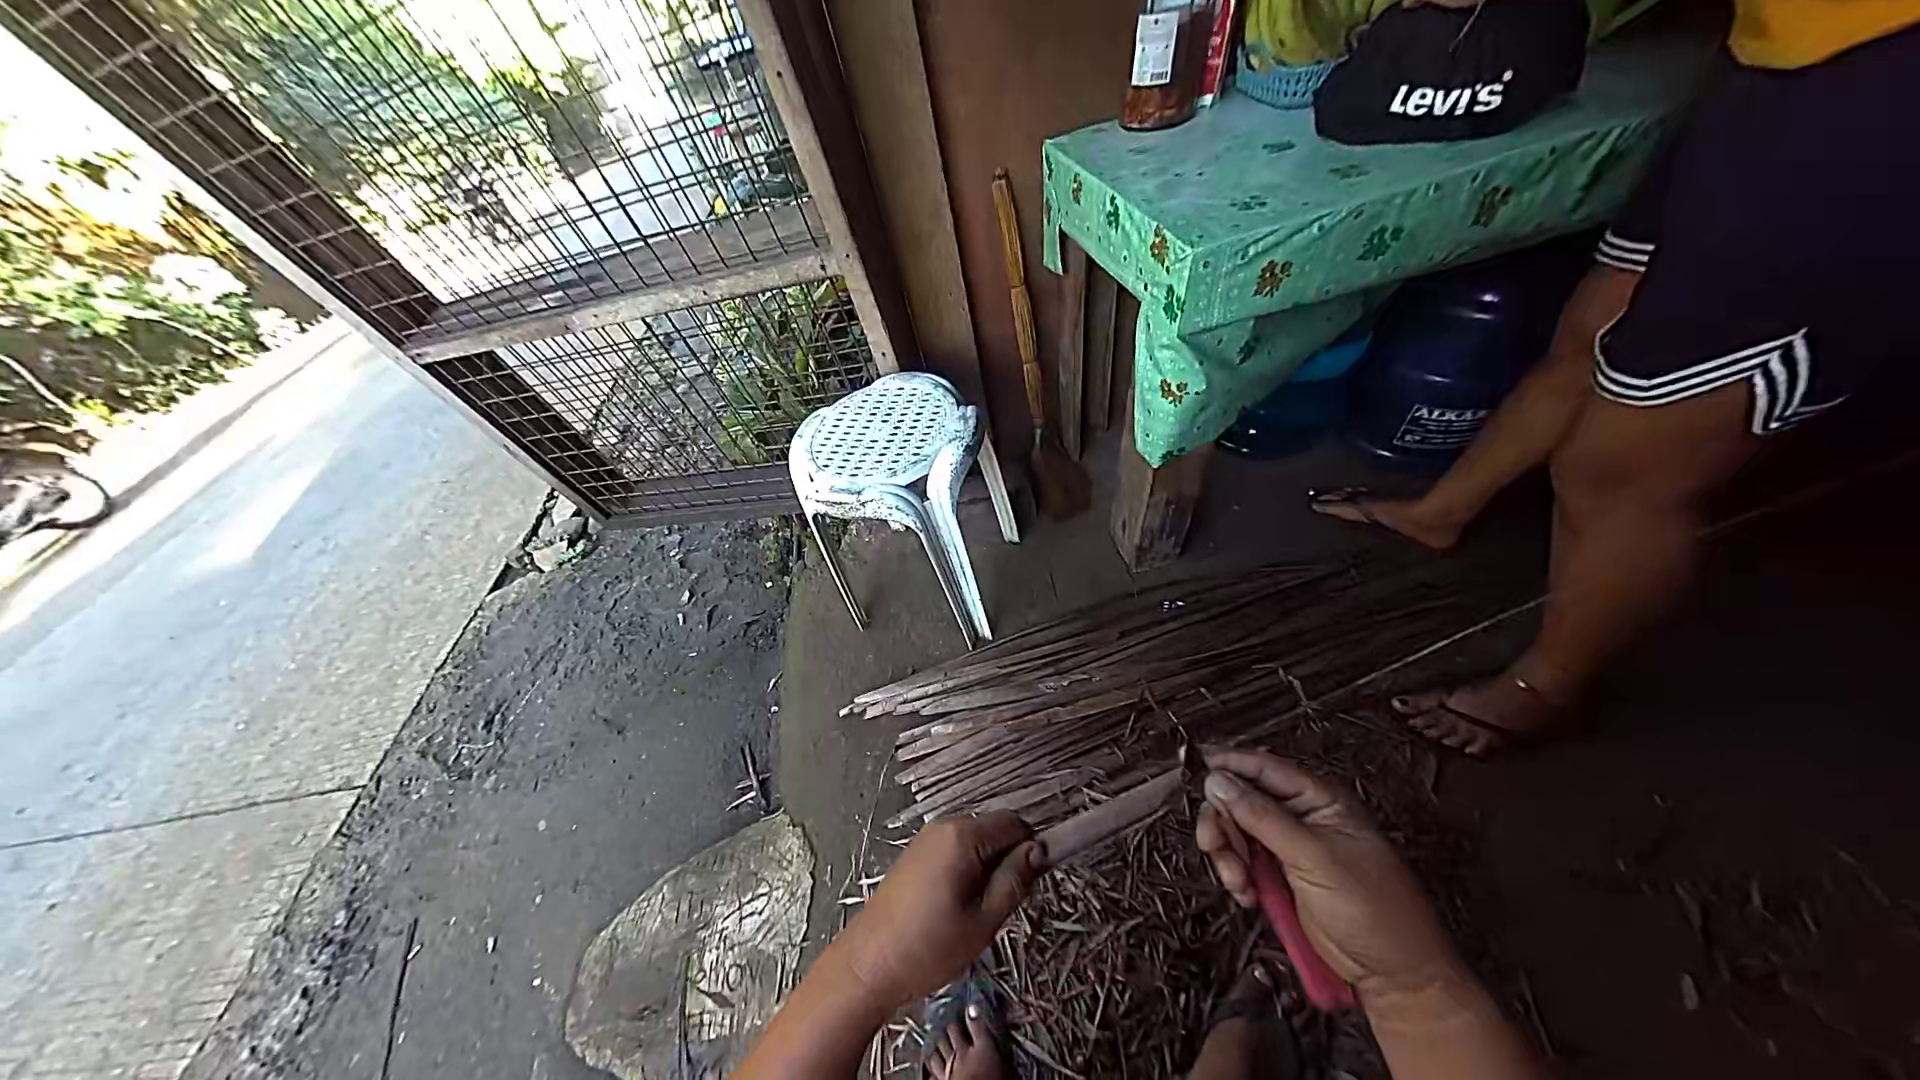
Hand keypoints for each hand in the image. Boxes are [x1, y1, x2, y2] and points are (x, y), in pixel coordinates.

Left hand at [829, 812, 1047, 1010]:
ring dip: (987, 868)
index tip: (1032, 883)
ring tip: (975, 912)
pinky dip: (966, 871)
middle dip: (1007, 861)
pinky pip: (956, 850)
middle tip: (1000, 906)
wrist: (868, 965)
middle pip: (995, 830)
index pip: (1015, 823)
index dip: (1030, 850)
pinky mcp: (917, 853)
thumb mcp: (984, 921)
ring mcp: (927, 838)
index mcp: (962, 836)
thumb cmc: (927, 948)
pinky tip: (954, 907)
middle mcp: (944, 826)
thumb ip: (1015, 881)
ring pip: (977, 842)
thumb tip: (1039, 850)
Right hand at [1195, 750, 1462, 1001]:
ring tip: (1238, 879)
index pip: (1263, 767)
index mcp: (1319, 799)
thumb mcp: (1316, 858)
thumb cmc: (1379, 913)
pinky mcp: (1277, 874)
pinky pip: (1239, 861)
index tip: (1198, 766)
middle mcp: (1300, 817)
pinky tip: (1248, 892)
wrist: (1394, 977)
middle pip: (1240, 799)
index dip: (1228, 764)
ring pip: (1234, 831)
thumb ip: (1263, 817)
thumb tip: (1221, 781)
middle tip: (1214, 842)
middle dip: (1222, 821)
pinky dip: (1235, 875)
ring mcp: (1287, 846)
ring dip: (1227, 854)